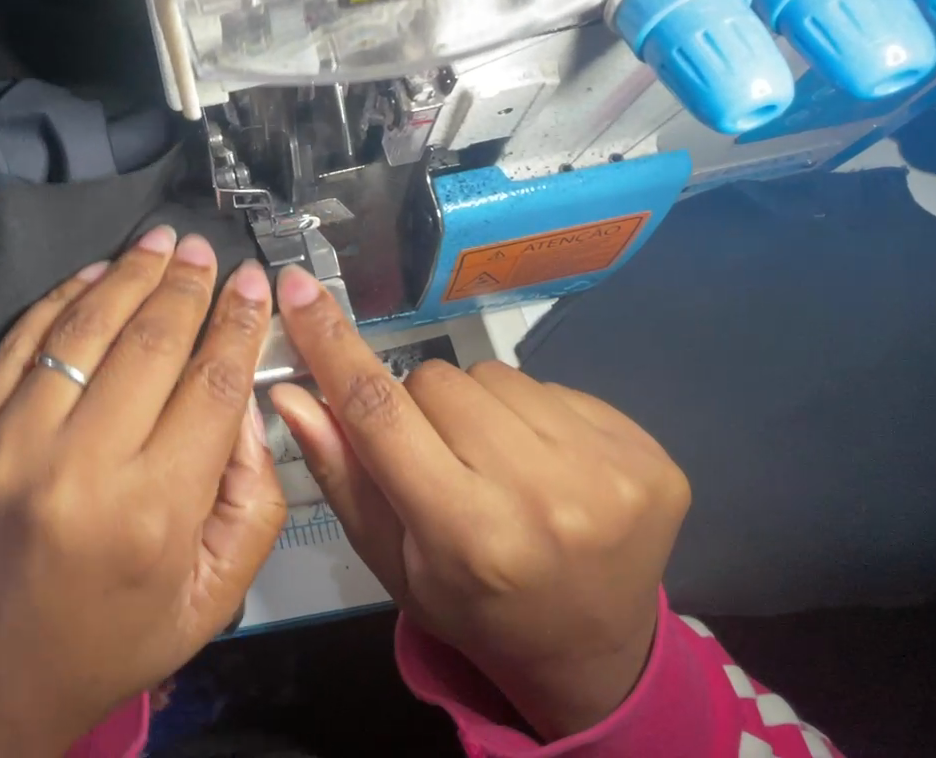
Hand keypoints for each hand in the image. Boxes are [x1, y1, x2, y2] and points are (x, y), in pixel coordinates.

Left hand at [0, 228, 286, 756]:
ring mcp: (17, 437)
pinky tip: (96, 274)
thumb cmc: (105, 645)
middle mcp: (83, 462)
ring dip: (130, 274)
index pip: (212, 386)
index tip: (255, 282)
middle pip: (152, 341)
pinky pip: (25, 339)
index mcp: (154, 512)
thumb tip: (246, 406)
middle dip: (189, 286)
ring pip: (87, 325)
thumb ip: (252, 505)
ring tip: (161, 242)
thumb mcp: (208, 599)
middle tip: (209, 249)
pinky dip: (63, 297)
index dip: (240, 325)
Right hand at [267, 265, 689, 740]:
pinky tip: (540, 461)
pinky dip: (526, 412)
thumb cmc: (467, 606)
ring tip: (490, 460)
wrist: (590, 650)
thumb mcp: (387, 556)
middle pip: (436, 381)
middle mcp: (542, 497)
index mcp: (465, 534)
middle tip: (433, 455)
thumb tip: (289, 392)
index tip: (295, 285)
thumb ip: (339, 471)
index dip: (330, 343)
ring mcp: (606, 471)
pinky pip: (549, 384)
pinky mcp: (646, 452)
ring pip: (492, 374)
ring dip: (474, 406)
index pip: (378, 411)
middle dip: (417, 403)